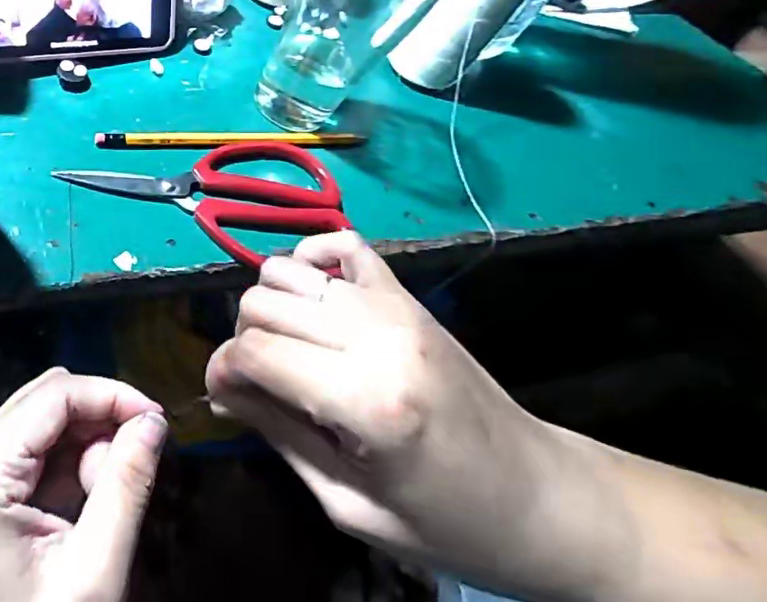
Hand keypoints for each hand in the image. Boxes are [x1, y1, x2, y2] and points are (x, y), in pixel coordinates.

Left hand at [0, 368, 167, 601]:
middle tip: (132, 474)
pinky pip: (39, 444)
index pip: (55, 395)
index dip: (111, 395)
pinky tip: (88, 500)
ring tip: (107, 499)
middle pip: (49, 399)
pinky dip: (74, 461)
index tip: (160, 420)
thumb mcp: (94, 569)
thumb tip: (154, 421)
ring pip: (47, 417)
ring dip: (90, 443)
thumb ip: (125, 487)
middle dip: (100, 423)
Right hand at [205, 232, 569, 578]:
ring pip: (284, 271)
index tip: (223, 395)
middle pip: (260, 305)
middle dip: (243, 342)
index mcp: (366, 401)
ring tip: (290, 345)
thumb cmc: (446, 522)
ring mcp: (393, 307)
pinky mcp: (406, 295)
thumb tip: (220, 390)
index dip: (221, 371)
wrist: (547, 502)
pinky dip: (311, 257)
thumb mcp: (349, 504)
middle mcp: (375, 337)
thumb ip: (277, 434)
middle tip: (263, 381)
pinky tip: (314, 296)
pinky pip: (340, 243)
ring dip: (270, 305)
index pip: (253, 353)